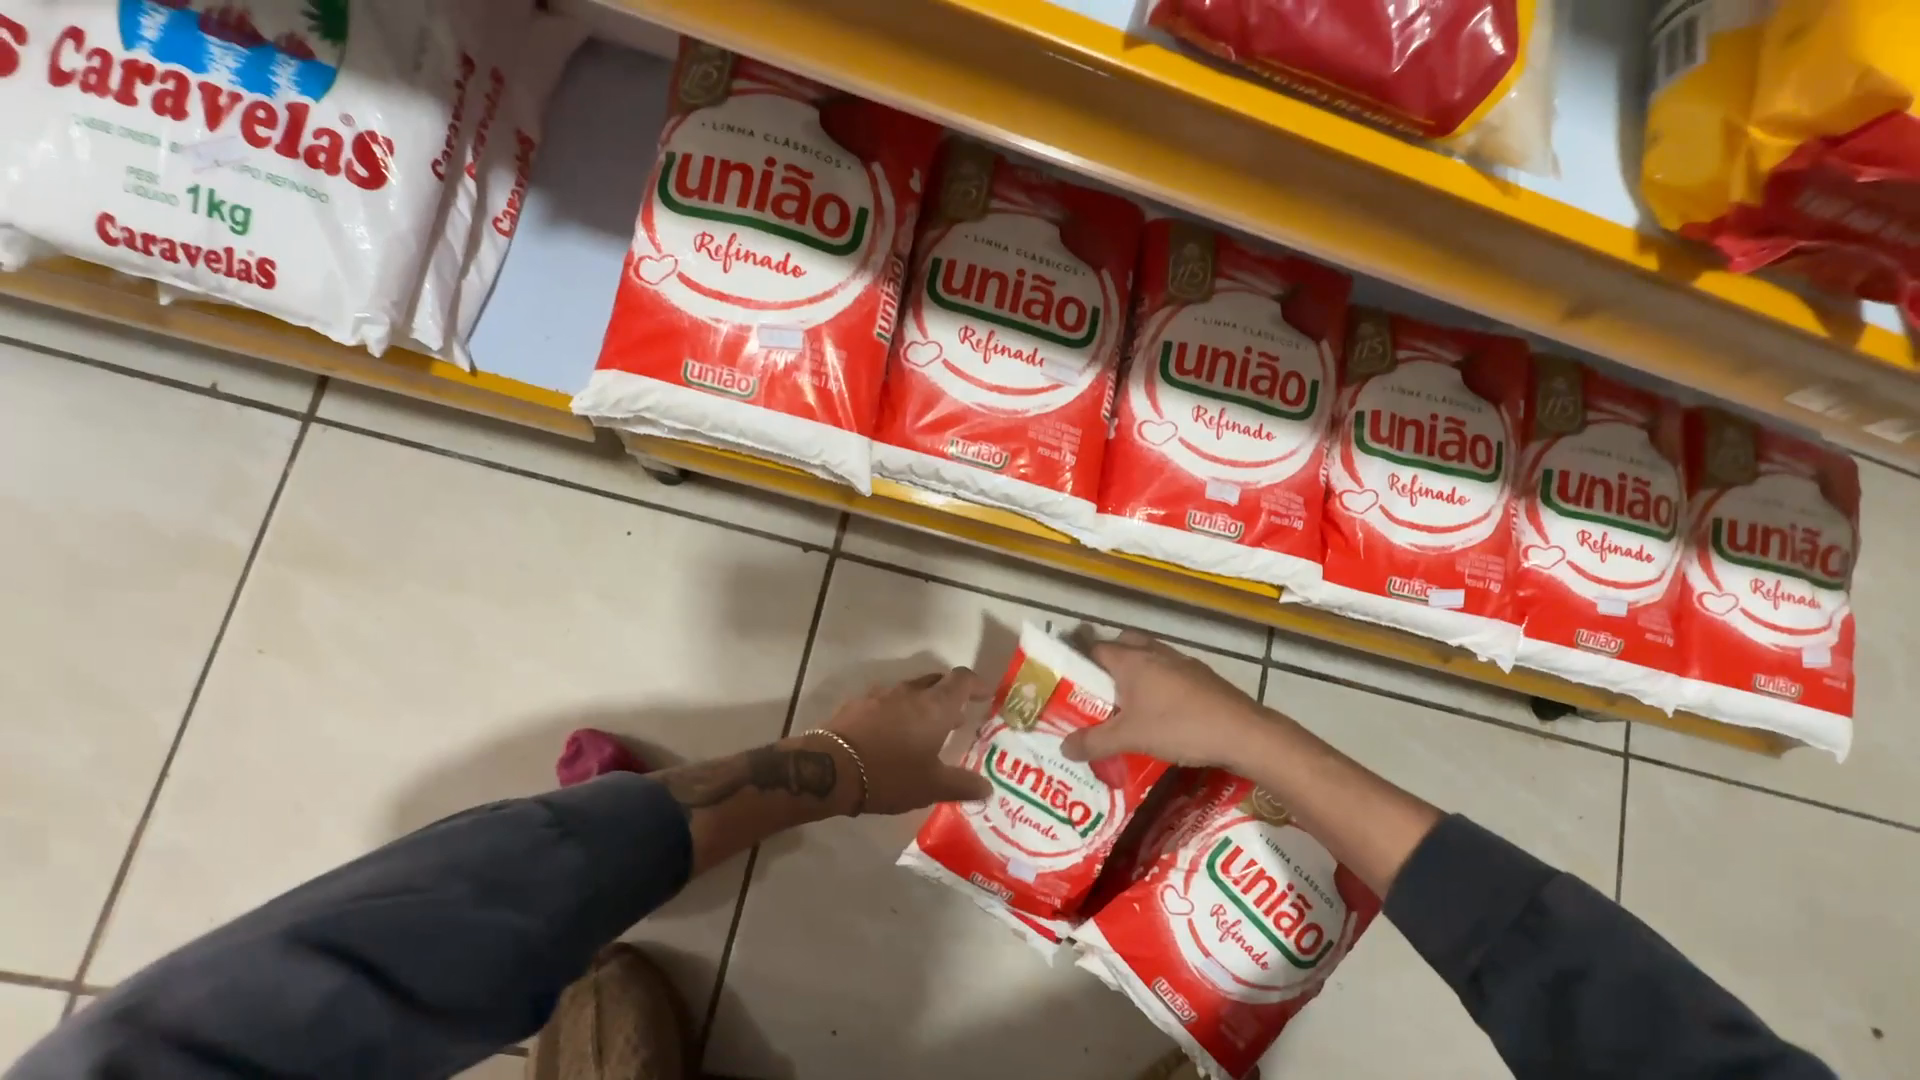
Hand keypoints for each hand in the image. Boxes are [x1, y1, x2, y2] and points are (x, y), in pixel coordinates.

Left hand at [821, 668, 992, 815]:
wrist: (830, 769)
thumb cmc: (890, 774)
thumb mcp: (932, 786)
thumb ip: (963, 785)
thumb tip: (988, 788)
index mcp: (935, 706)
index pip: (962, 680)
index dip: (977, 684)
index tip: (986, 695)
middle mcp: (910, 692)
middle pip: (937, 680)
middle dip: (950, 694)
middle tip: (958, 716)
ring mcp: (880, 695)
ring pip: (910, 690)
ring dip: (922, 703)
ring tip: (925, 728)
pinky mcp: (856, 704)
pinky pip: (886, 701)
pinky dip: (897, 711)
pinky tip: (892, 734)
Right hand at [1060, 630, 1277, 768]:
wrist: (1242, 732)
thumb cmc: (1179, 727)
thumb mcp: (1130, 738)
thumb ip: (1094, 741)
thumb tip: (1064, 747)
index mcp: (1131, 660)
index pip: (1094, 647)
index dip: (1077, 657)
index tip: (1065, 673)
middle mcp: (1154, 652)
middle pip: (1122, 643)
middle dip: (1106, 659)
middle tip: (1095, 686)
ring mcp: (1180, 662)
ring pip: (1147, 655)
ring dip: (1134, 670)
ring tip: (1124, 699)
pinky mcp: (1200, 676)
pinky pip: (1167, 670)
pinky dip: (1156, 681)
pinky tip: (1158, 708)